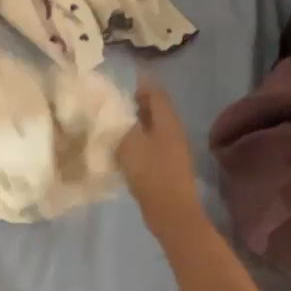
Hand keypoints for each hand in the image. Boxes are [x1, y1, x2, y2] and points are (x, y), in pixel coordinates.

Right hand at [117, 76, 202, 221]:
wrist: (171, 212)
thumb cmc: (151, 173)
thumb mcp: (130, 144)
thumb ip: (122, 124)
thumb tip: (116, 110)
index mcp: (167, 122)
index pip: (157, 94)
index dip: (144, 84)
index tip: (128, 78)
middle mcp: (174, 132)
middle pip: (157, 110)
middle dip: (140, 102)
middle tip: (117, 98)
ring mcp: (173, 151)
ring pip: (155, 128)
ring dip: (139, 122)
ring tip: (117, 121)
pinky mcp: (168, 167)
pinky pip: (153, 144)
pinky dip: (140, 139)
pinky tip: (124, 146)